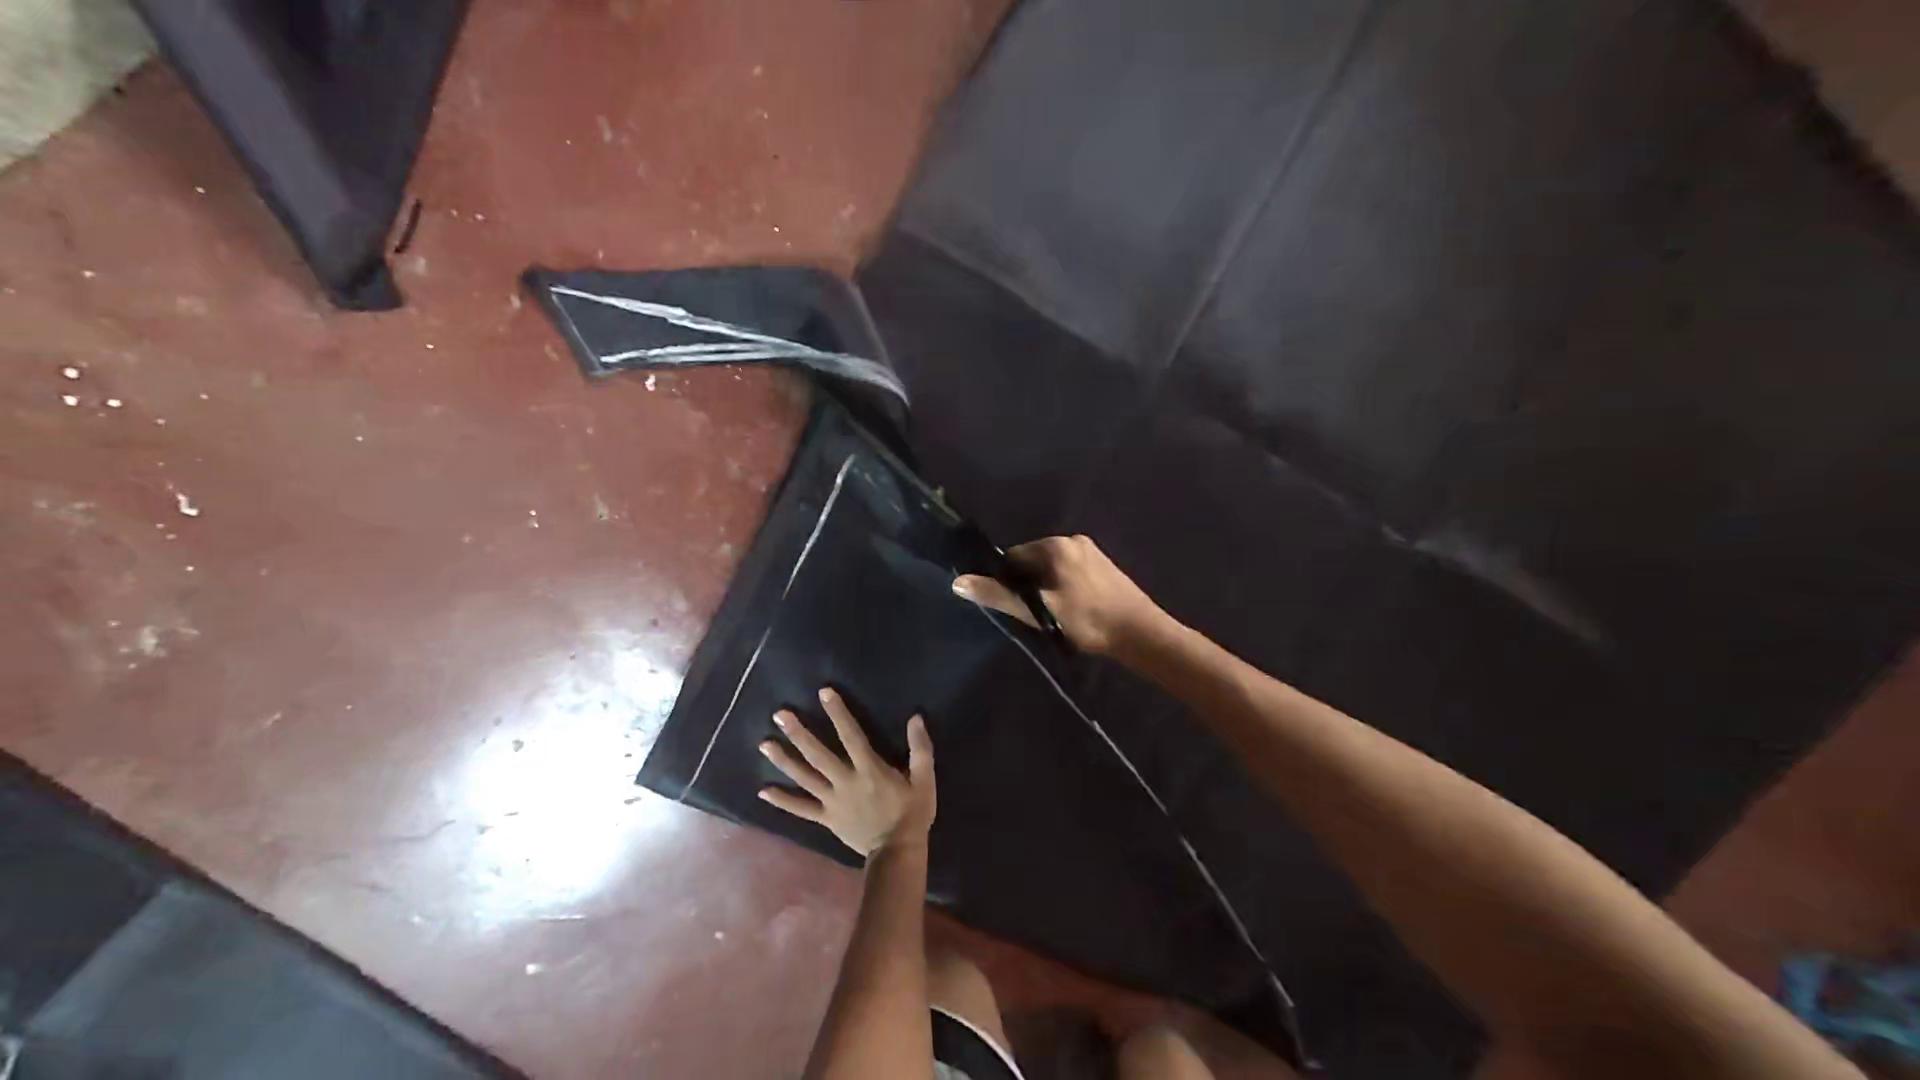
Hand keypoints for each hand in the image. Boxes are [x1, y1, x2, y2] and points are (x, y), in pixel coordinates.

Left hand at [758, 687, 935, 856]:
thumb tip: (915, 718)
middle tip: (779, 715)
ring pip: (804, 777)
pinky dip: (782, 800)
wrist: (898, 852)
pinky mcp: (826, 818)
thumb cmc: (912, 812)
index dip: (838, 713)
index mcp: (869, 769)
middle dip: (798, 733)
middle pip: (818, 754)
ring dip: (784, 760)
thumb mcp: (925, 779)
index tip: (823, 693)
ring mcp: (832, 801)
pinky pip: (801, 808)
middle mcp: (845, 781)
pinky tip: (763, 791)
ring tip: (764, 744)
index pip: (851, 735)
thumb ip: (920, 748)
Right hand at [951, 534, 1174, 657]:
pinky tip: (1071, 610)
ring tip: (1053, 615)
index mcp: (1055, 545)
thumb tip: (958, 582)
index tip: (1012, 604)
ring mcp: (1091, 551)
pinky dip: (1062, 587)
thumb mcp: (1039, 610)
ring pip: (1052, 567)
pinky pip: (1069, 571)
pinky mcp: (1103, 565)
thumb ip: (999, 596)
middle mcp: (1072, 539)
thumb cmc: (1087, 620)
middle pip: (1032, 560)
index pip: (1013, 556)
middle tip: (1033, 614)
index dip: (1006, 580)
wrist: (1141, 633)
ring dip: (1046, 587)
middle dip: (1027, 584)